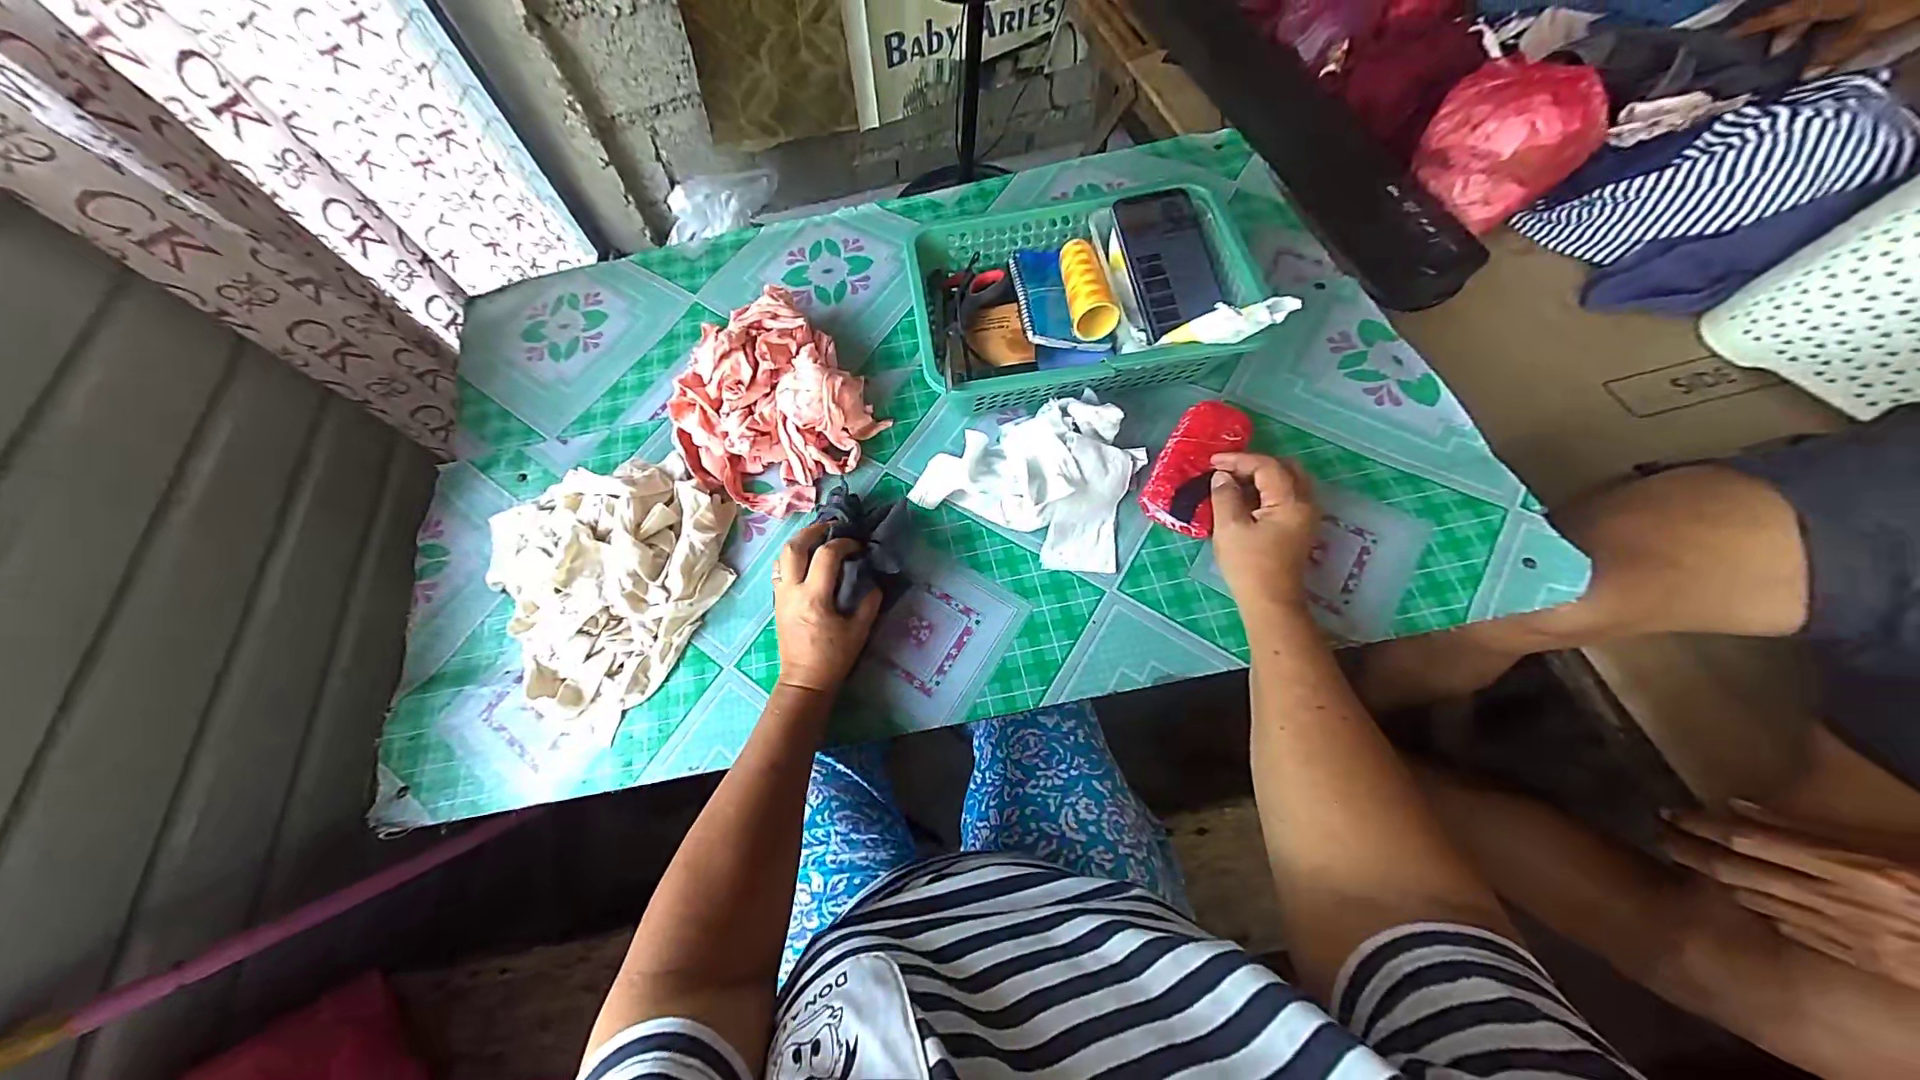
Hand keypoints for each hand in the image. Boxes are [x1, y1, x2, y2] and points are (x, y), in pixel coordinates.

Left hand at [772, 523, 882, 695]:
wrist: (804, 680)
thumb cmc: (834, 657)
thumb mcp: (860, 630)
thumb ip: (869, 601)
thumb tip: (872, 579)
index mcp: (814, 597)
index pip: (826, 555)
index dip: (844, 543)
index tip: (858, 546)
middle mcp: (792, 591)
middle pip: (794, 547)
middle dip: (814, 531)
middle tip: (832, 528)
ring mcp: (781, 595)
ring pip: (782, 556)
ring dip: (800, 541)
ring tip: (818, 538)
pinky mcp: (777, 601)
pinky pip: (780, 569)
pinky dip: (793, 557)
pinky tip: (807, 559)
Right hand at [1209, 452, 1319, 611]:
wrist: (1269, 602)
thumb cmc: (1248, 565)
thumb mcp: (1229, 527)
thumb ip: (1225, 496)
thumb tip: (1222, 477)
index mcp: (1291, 501)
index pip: (1267, 466)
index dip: (1238, 460)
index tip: (1212, 462)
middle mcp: (1306, 504)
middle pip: (1285, 468)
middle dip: (1255, 463)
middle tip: (1227, 469)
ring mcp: (1306, 516)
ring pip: (1288, 482)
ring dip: (1262, 477)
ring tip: (1233, 482)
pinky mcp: (1299, 528)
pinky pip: (1287, 497)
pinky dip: (1267, 491)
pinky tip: (1245, 499)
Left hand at [1667, 801, 1919, 989]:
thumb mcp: (1895, 847)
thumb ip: (1813, 829)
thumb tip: (1739, 805)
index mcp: (1856, 868)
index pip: (1748, 839)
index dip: (1699, 824)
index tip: (1668, 812)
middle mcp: (1843, 900)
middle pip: (1735, 869)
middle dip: (1685, 847)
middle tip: (1657, 829)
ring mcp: (1852, 935)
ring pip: (1752, 898)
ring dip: (1709, 876)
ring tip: (1678, 853)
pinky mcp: (1864, 960)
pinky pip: (1788, 927)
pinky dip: (1753, 905)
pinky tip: (1733, 893)